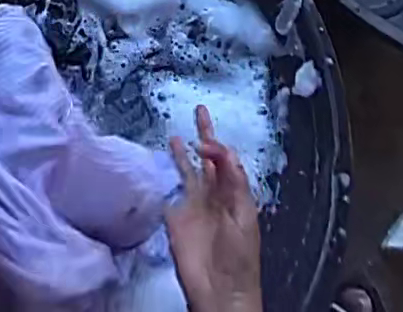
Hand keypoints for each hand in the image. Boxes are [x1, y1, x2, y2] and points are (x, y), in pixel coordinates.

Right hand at [165, 106, 262, 311]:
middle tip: (200, 110)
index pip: (225, 158)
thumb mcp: (243, 212)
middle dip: (205, 135)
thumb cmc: (240, 256)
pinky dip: (163, 179)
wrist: (221, 295)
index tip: (205, 136)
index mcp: (233, 192)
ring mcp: (193, 207)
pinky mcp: (175, 220)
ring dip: (183, 153)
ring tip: (176, 134)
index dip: (217, 143)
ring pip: (187, 172)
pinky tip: (159, 166)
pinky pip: (168, 195)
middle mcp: (213, 195)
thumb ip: (233, 177)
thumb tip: (217, 146)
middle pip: (207, 158)